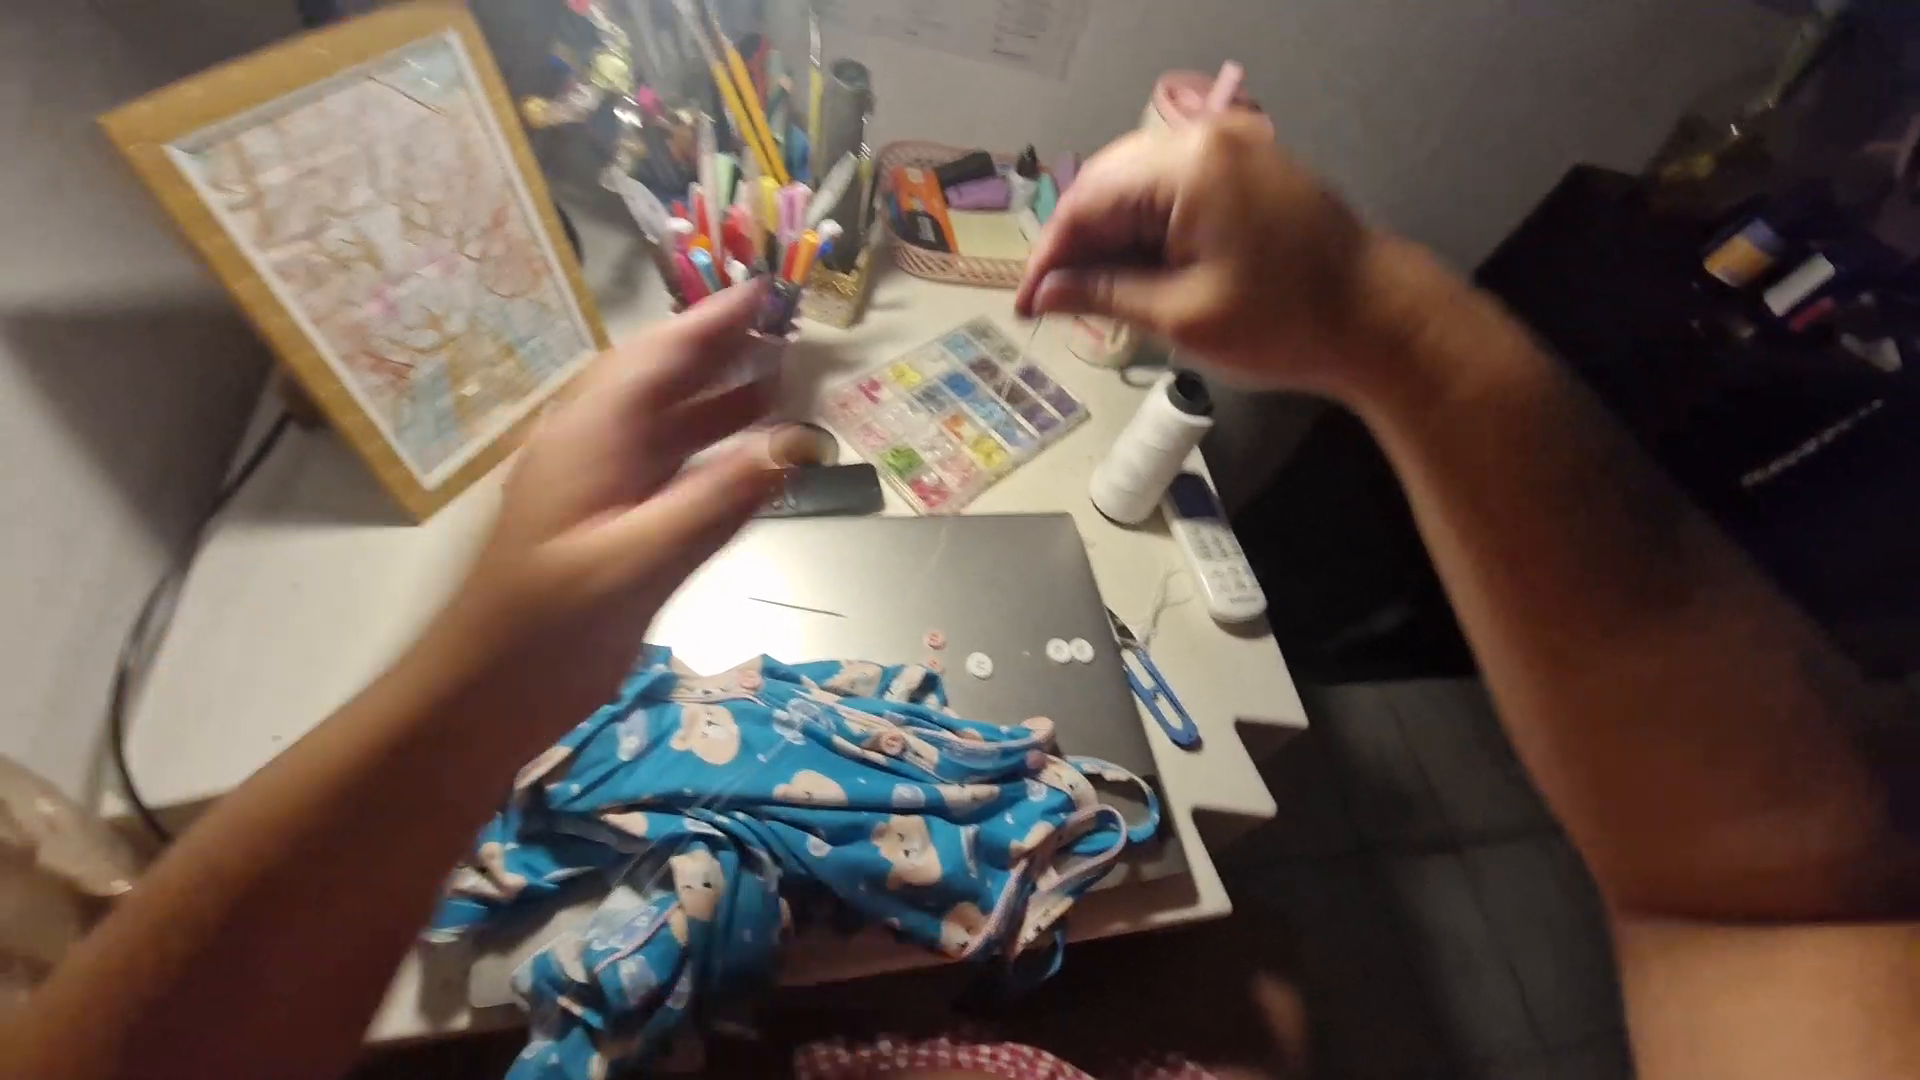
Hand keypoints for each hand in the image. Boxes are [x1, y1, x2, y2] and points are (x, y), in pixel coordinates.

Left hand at [435, 283, 782, 732]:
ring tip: (784, 380)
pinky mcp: (625, 525)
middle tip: (785, 328)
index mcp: (589, 438)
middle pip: (667, 382)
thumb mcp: (635, 558)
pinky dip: (722, 455)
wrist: (492, 693)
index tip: (763, 292)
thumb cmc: (546, 624)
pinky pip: (682, 472)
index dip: (710, 322)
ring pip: (676, 427)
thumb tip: (796, 445)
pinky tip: (757, 457)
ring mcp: (613, 488)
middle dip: (723, 351)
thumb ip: (717, 500)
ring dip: (726, 401)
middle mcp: (601, 450)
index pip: (656, 359)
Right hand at [1016, 115, 1417, 397]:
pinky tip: (1131, 274)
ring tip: (1088, 295)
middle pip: (1108, 185)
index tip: (1025, 303)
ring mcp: (1231, 150)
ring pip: (1137, 190)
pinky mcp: (1244, 172)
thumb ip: (1102, 295)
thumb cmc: (1281, 323)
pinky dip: (1145, 235)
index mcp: (1189, 165)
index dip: (1048, 255)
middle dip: (1075, 246)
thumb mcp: (1180, 315)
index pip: (1088, 200)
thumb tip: (1043, 294)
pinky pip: (1172, 194)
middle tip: (1053, 302)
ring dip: (1108, 242)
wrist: (1377, 320)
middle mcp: (1206, 139)